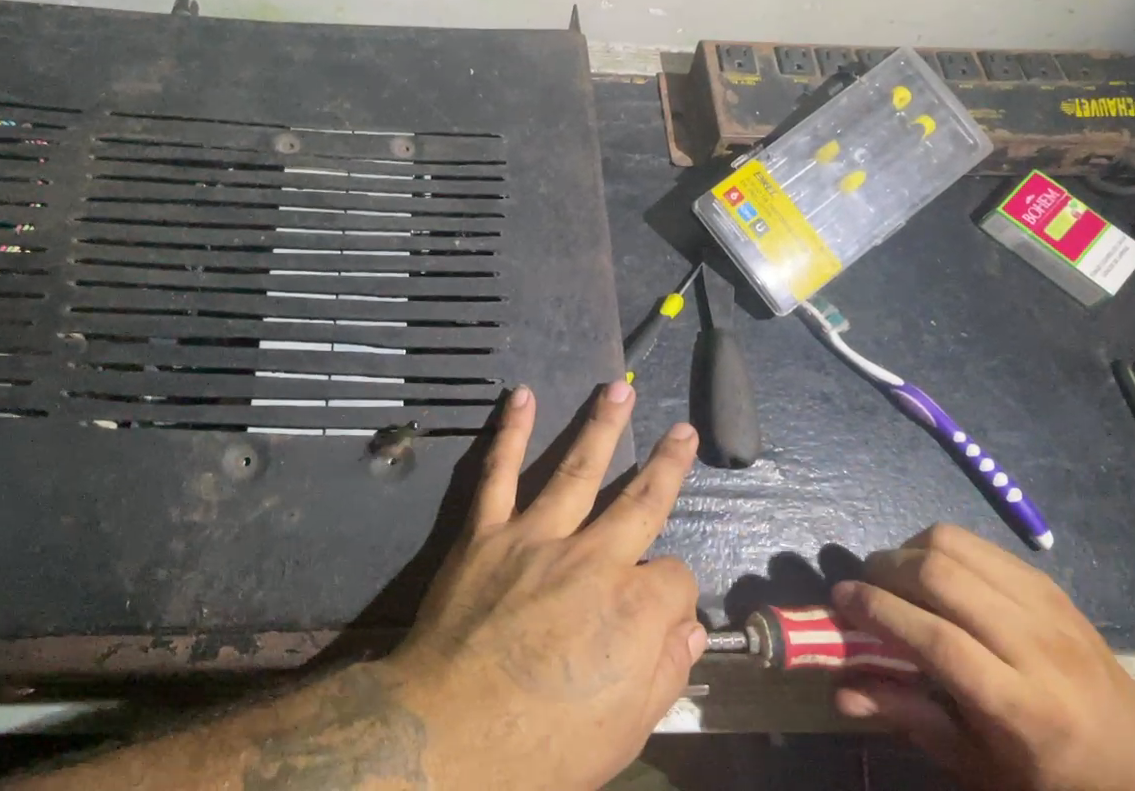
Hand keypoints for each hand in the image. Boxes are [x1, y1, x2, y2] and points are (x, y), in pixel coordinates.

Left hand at [385, 381, 705, 790]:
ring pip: (577, 470)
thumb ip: (665, 672)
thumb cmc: (541, 745)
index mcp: (634, 609)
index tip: (663, 614)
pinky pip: (499, 474)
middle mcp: (592, 558)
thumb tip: (690, 627)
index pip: (676, 580)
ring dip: (600, 426)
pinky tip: (521, 398)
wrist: (444, 732)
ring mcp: (536, 538)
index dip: (676, 595)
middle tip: (683, 430)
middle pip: (640, 501)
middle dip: (667, 464)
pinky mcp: (485, 533)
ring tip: (619, 389)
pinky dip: (510, 434)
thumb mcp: (625, 731)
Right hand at [830, 525, 1134, 790]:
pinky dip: (938, 548)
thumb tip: (839, 690)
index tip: (840, 600)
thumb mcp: (975, 763)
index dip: (878, 612)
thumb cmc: (1046, 772)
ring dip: (909, 552)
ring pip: (955, 545)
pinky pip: (977, 544)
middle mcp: (1036, 648)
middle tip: (864, 586)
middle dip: (885, 570)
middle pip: (941, 576)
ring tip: (895, 577)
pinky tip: (932, 574)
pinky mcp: (1049, 585)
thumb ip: (906, 717)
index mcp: (1019, 707)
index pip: (936, 639)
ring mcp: (1047, 608)